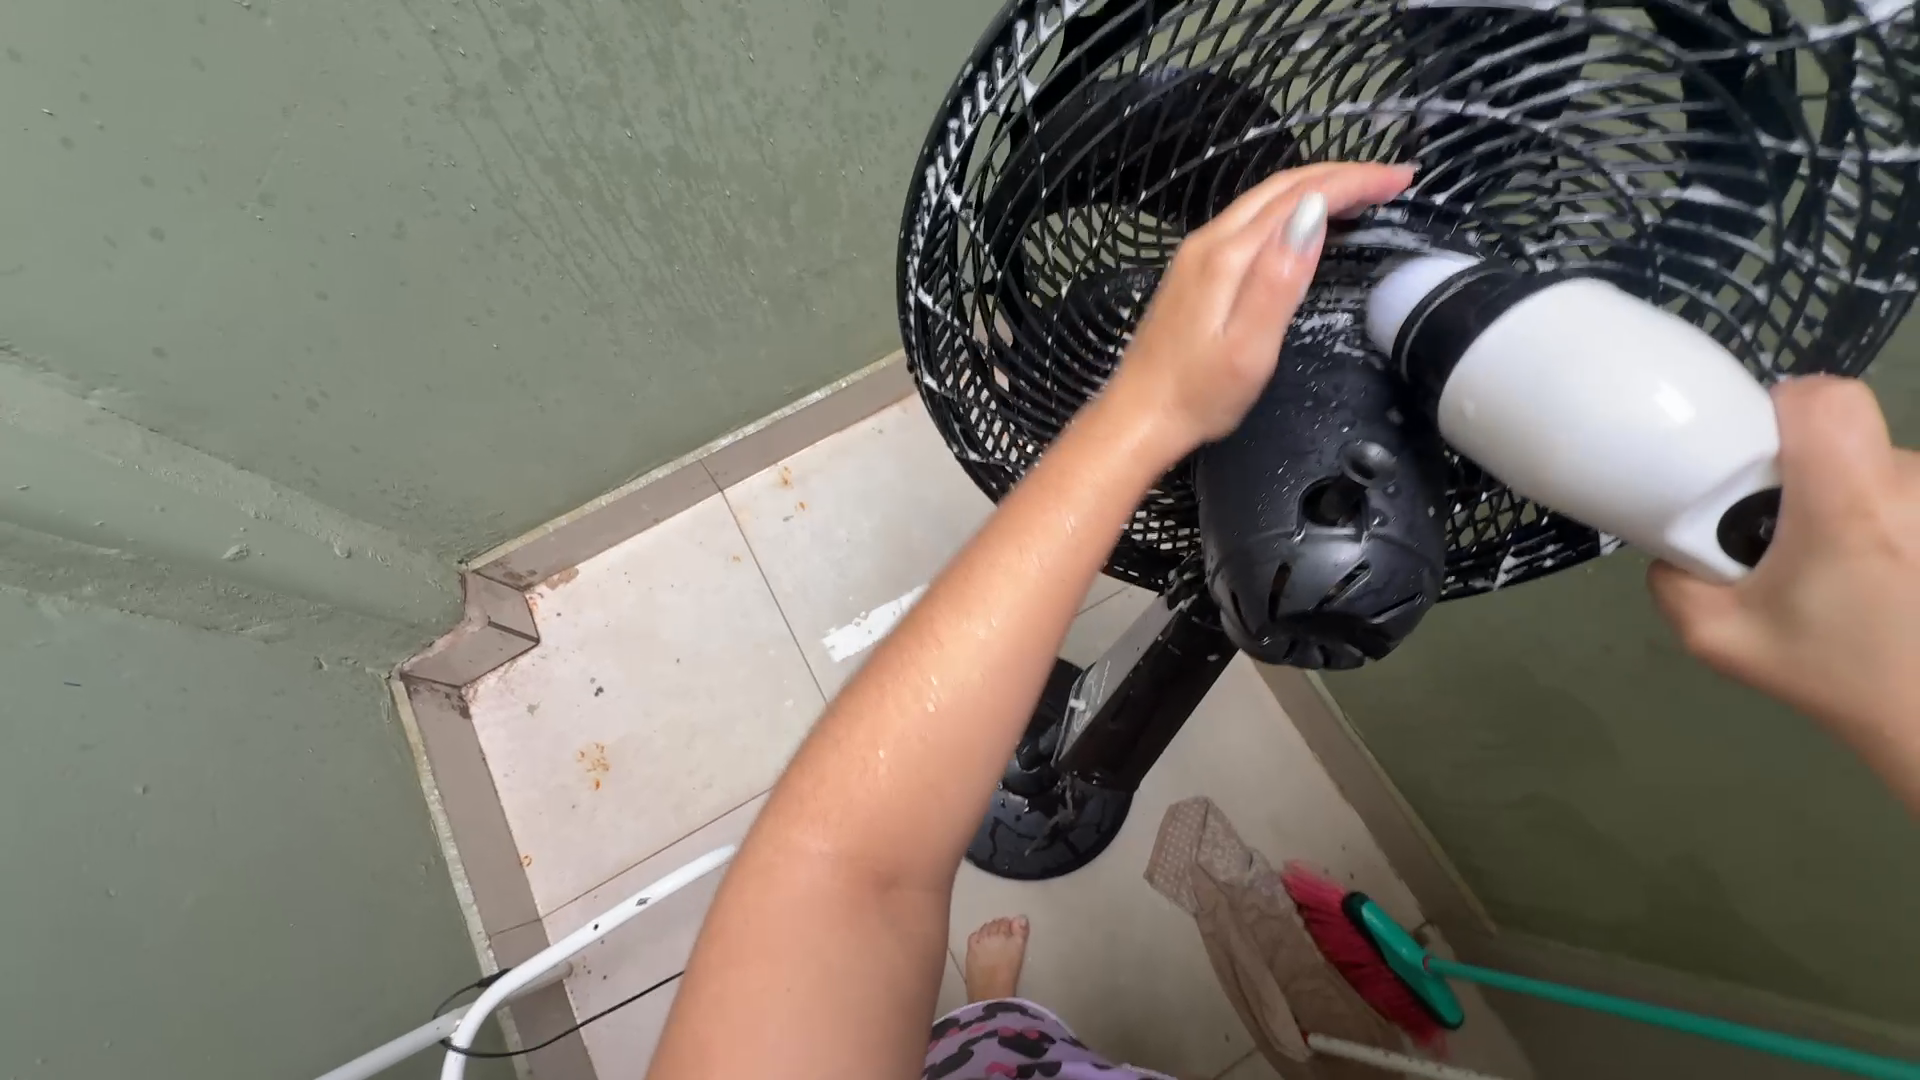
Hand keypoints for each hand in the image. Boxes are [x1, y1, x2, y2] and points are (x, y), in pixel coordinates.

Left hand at [1104, 161, 1414, 453]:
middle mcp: (1205, 245)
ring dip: (1312, 192)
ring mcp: (1192, 260)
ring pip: (1260, 205)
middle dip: (1339, 176)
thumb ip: (1279, 279)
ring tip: (1360, 198)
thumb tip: (1312, 214)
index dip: (1354, 179)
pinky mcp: (1188, 278)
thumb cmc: (1197, 396)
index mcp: (1225, 257)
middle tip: (1391, 182)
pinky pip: (1245, 225)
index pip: (1299, 195)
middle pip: (1278, 189)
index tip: (1402, 179)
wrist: (1137, 419)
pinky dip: (1285, 214)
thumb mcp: (1248, 348)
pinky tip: (1302, 230)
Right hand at [1649, 376, 1919, 803]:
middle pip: (1844, 438)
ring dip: (1843, 499)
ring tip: (1832, 564)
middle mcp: (1913, 491)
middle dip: (1797, 472)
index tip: (1746, 443)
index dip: (1778, 405)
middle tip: (1774, 529)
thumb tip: (1677, 548)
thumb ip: (1672, 579)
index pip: (1824, 401)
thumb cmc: (1831, 672)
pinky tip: (1876, 573)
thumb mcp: (1714, 634)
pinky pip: (1906, 494)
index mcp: (1847, 507)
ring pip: (1880, 468)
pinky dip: (1880, 519)